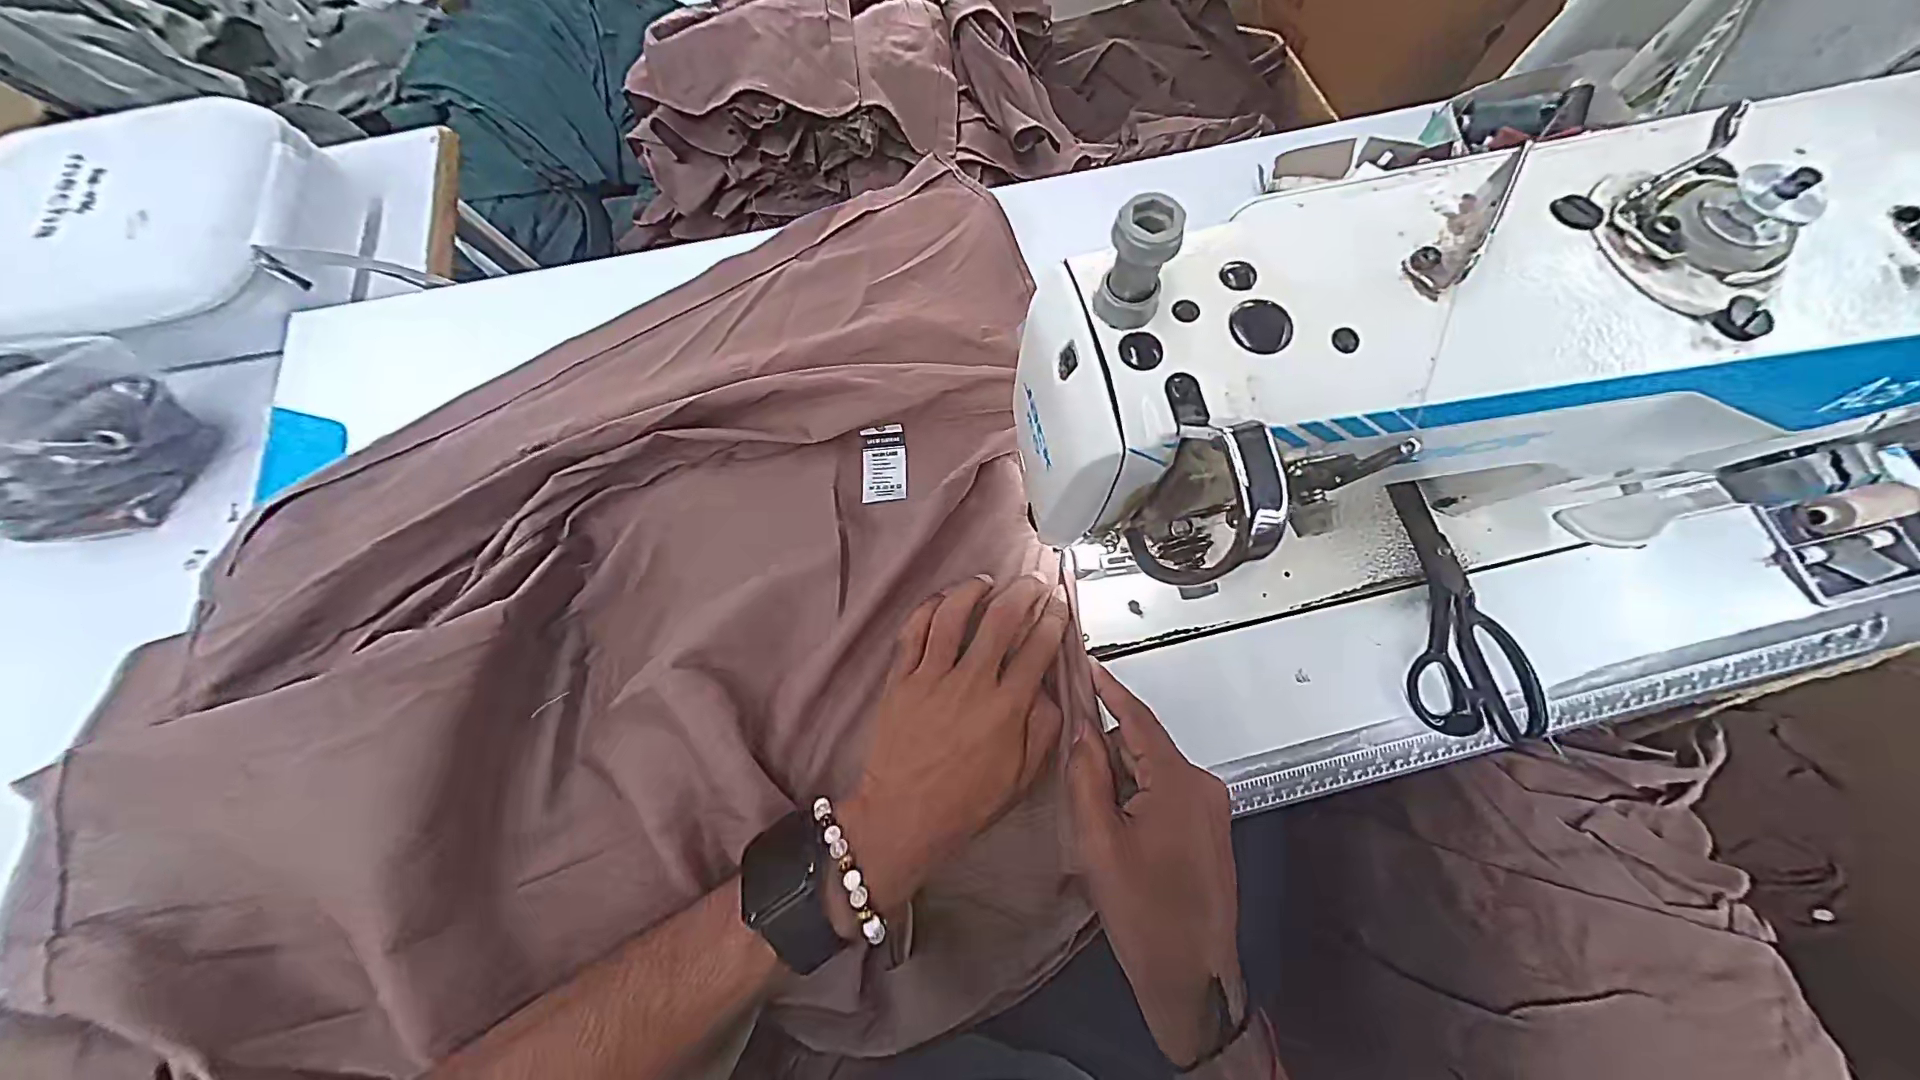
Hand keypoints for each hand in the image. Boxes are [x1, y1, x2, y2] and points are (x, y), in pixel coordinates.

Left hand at [834, 574, 1070, 922]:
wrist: (904, 815)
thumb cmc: (961, 802)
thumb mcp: (1021, 776)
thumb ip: (1044, 729)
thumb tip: (1052, 691)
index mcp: (1005, 708)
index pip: (1037, 648)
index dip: (1052, 620)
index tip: (1056, 608)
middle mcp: (970, 685)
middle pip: (1001, 619)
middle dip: (1023, 592)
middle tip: (1031, 583)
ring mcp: (931, 679)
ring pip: (953, 615)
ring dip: (972, 591)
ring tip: (985, 583)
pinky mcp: (900, 680)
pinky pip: (913, 632)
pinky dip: (928, 609)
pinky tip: (940, 601)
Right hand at [1067, 664, 1244, 1068]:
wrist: (1191, 980)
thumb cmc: (1148, 918)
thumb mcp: (1099, 842)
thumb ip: (1086, 776)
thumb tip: (1081, 733)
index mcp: (1178, 784)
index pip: (1137, 718)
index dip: (1108, 688)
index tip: (1088, 665)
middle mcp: (1202, 788)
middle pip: (1142, 745)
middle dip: (1106, 752)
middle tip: (1073, 772)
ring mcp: (1209, 809)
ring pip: (1151, 770)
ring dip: (1121, 780)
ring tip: (1098, 822)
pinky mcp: (1208, 827)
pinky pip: (1165, 791)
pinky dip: (1137, 796)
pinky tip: (1118, 830)